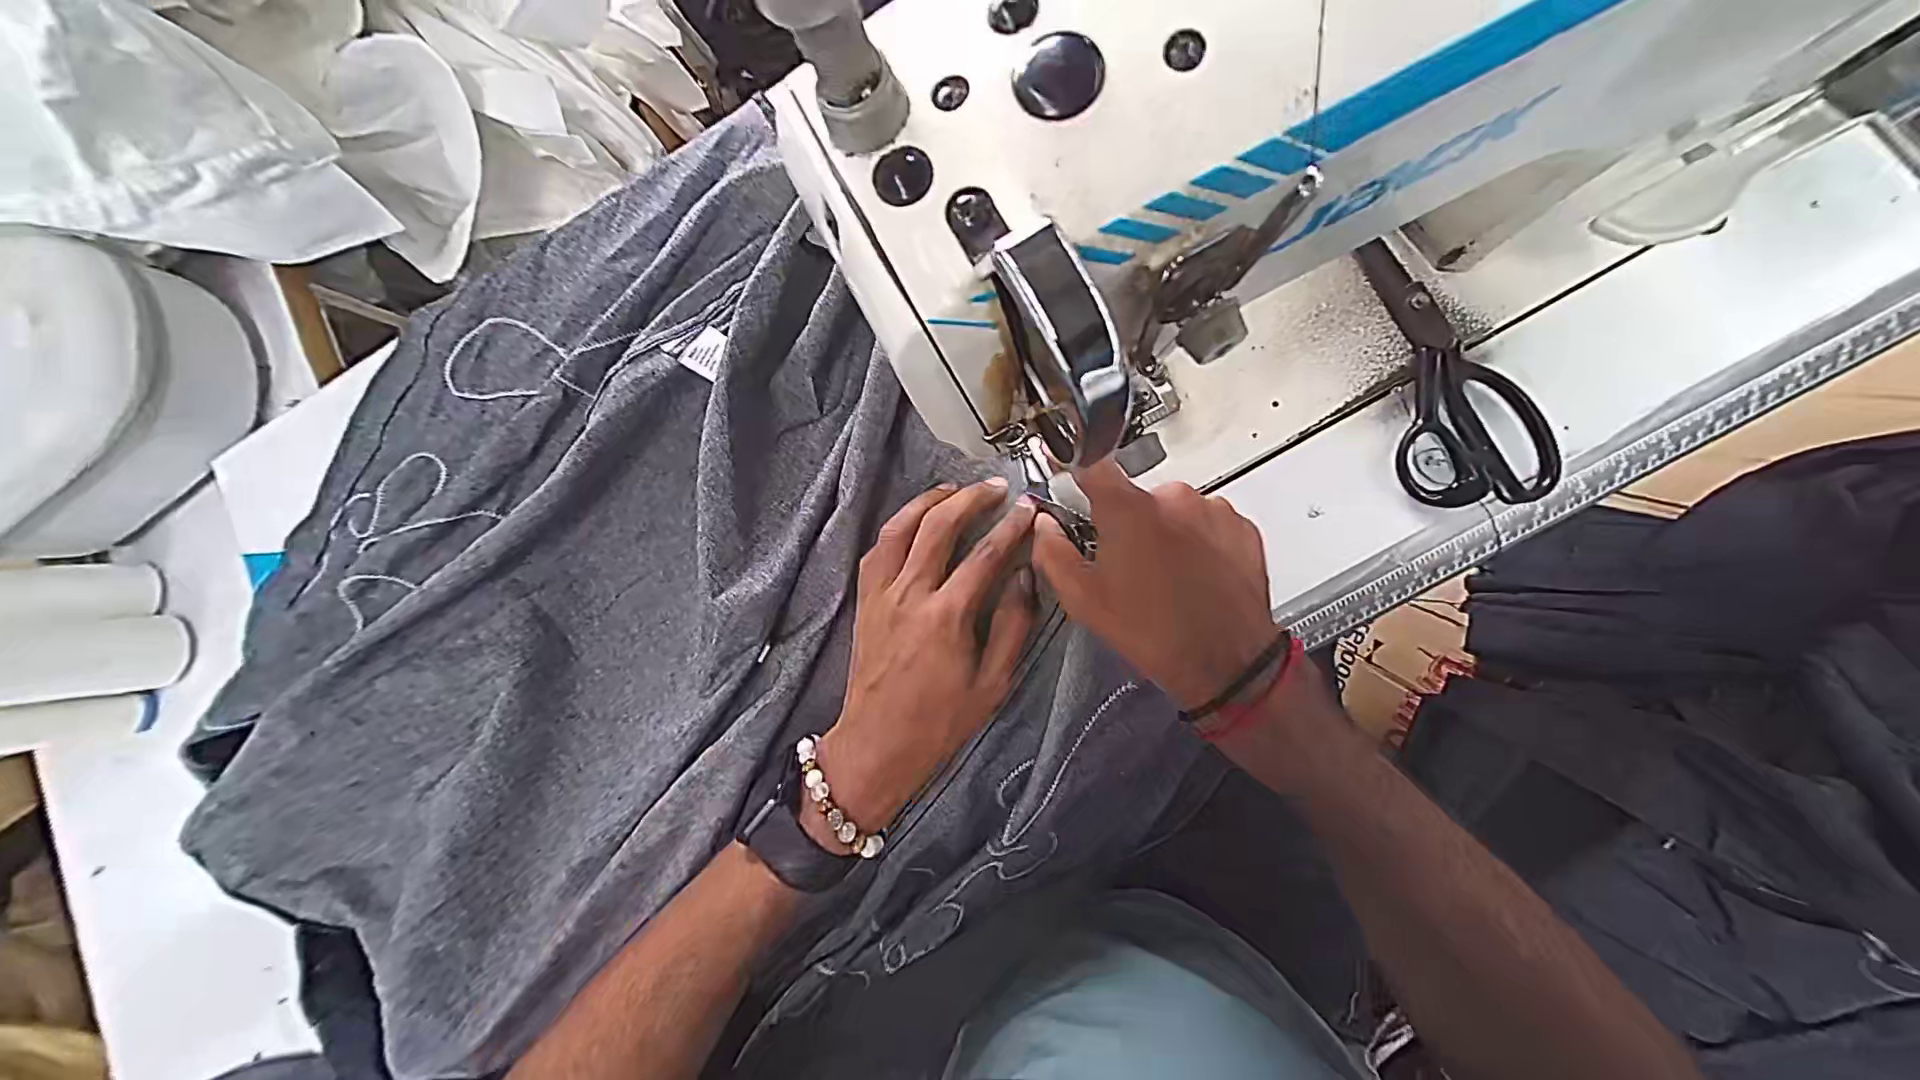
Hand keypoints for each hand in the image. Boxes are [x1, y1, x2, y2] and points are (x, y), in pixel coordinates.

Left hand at [811, 479, 1038, 845]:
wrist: (877, 744)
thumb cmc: (939, 722)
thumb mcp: (993, 684)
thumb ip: (1013, 625)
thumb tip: (1024, 576)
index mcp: (947, 617)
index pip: (985, 555)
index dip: (1011, 527)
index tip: (1028, 509)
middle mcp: (910, 596)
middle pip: (939, 527)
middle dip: (970, 499)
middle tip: (994, 488)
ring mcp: (882, 595)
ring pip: (901, 529)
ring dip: (928, 502)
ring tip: (953, 489)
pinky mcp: (865, 602)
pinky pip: (877, 550)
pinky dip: (897, 527)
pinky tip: (913, 521)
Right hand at [1031, 461, 1277, 709]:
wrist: (1225, 661)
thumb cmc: (1158, 633)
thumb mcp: (1084, 600)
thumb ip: (1053, 553)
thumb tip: (1045, 528)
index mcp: (1128, 512)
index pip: (1093, 465)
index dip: (1076, 465)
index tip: (1069, 467)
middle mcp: (1172, 500)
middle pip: (1135, 496)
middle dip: (1127, 522)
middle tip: (1127, 563)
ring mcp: (1210, 512)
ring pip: (1172, 510)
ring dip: (1164, 533)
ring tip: (1164, 576)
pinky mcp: (1239, 527)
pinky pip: (1206, 522)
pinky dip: (1197, 541)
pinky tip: (1191, 575)